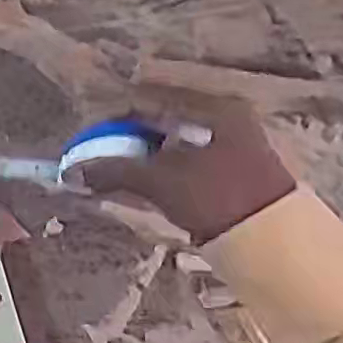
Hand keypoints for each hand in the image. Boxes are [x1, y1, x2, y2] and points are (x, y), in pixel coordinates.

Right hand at [65, 94, 295, 243]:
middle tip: (93, 157)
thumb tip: (71, 173)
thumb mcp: (160, 181)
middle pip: (157, 123)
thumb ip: (113, 172)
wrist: (271, 241)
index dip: (113, 119)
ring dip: (134, 157)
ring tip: (106, 173)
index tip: (88, 139)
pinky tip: (131, 183)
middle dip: (121, 140)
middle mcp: (222, 120)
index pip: (149, 102)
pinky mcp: (226, 171)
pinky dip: (151, 170)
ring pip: (166, 144)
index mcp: (213, 109)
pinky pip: (177, 161)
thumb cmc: (217, 197)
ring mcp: (227, 146)